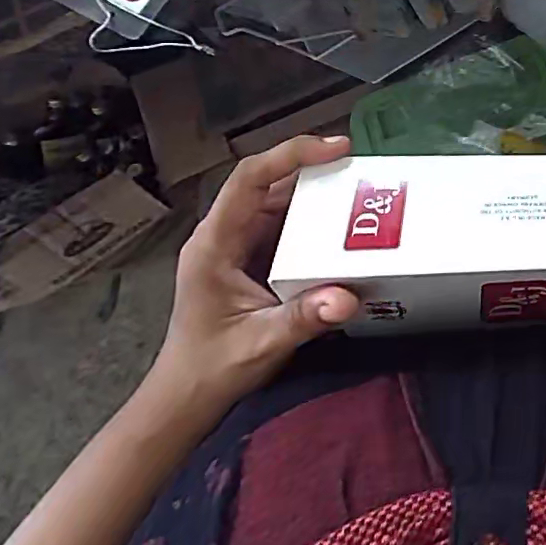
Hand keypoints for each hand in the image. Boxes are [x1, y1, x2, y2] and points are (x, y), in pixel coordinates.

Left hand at [152, 135, 360, 412]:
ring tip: (357, 187)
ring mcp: (237, 240)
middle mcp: (224, 232)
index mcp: (215, 242)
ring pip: (277, 197)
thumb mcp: (262, 343)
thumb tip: (348, 297)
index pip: (250, 178)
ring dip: (315, 190)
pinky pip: (284, 219)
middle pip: (267, 181)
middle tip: (358, 167)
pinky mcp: (251, 252)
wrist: (187, 395)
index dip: (291, 154)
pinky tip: (341, 221)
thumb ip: (303, 319)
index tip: (335, 149)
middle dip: (312, 168)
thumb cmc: (214, 368)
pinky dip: (313, 214)